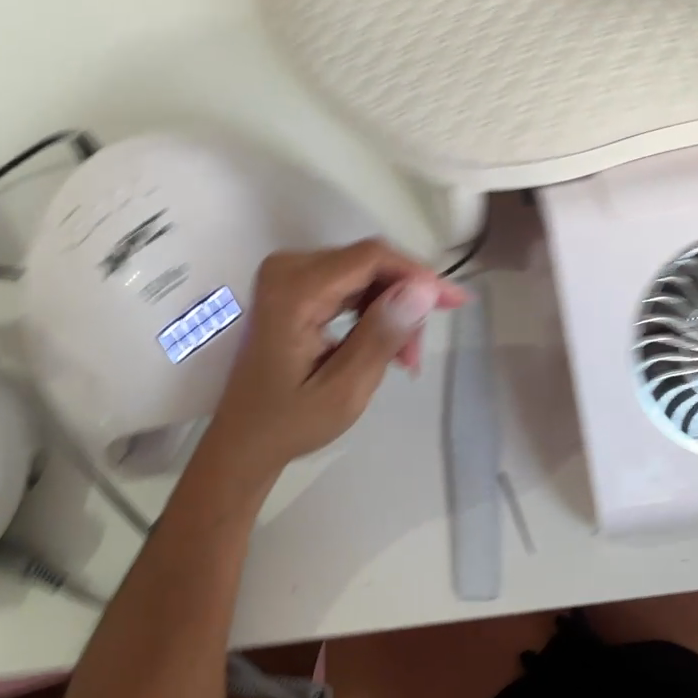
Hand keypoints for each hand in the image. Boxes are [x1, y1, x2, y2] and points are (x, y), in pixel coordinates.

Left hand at [201, 240, 467, 474]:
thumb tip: (423, 289)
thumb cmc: (290, 422)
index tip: (454, 303)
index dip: (417, 274)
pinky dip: (371, 311)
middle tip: (416, 354)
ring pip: (363, 274)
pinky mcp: (291, 287)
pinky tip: (383, 346)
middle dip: (404, 301)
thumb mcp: (344, 390)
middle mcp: (286, 269)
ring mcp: (286, 276)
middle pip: (368, 264)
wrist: (244, 439)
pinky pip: (347, 284)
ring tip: (403, 359)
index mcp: (294, 291)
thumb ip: (382, 335)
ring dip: (391, 310)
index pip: (370, 258)